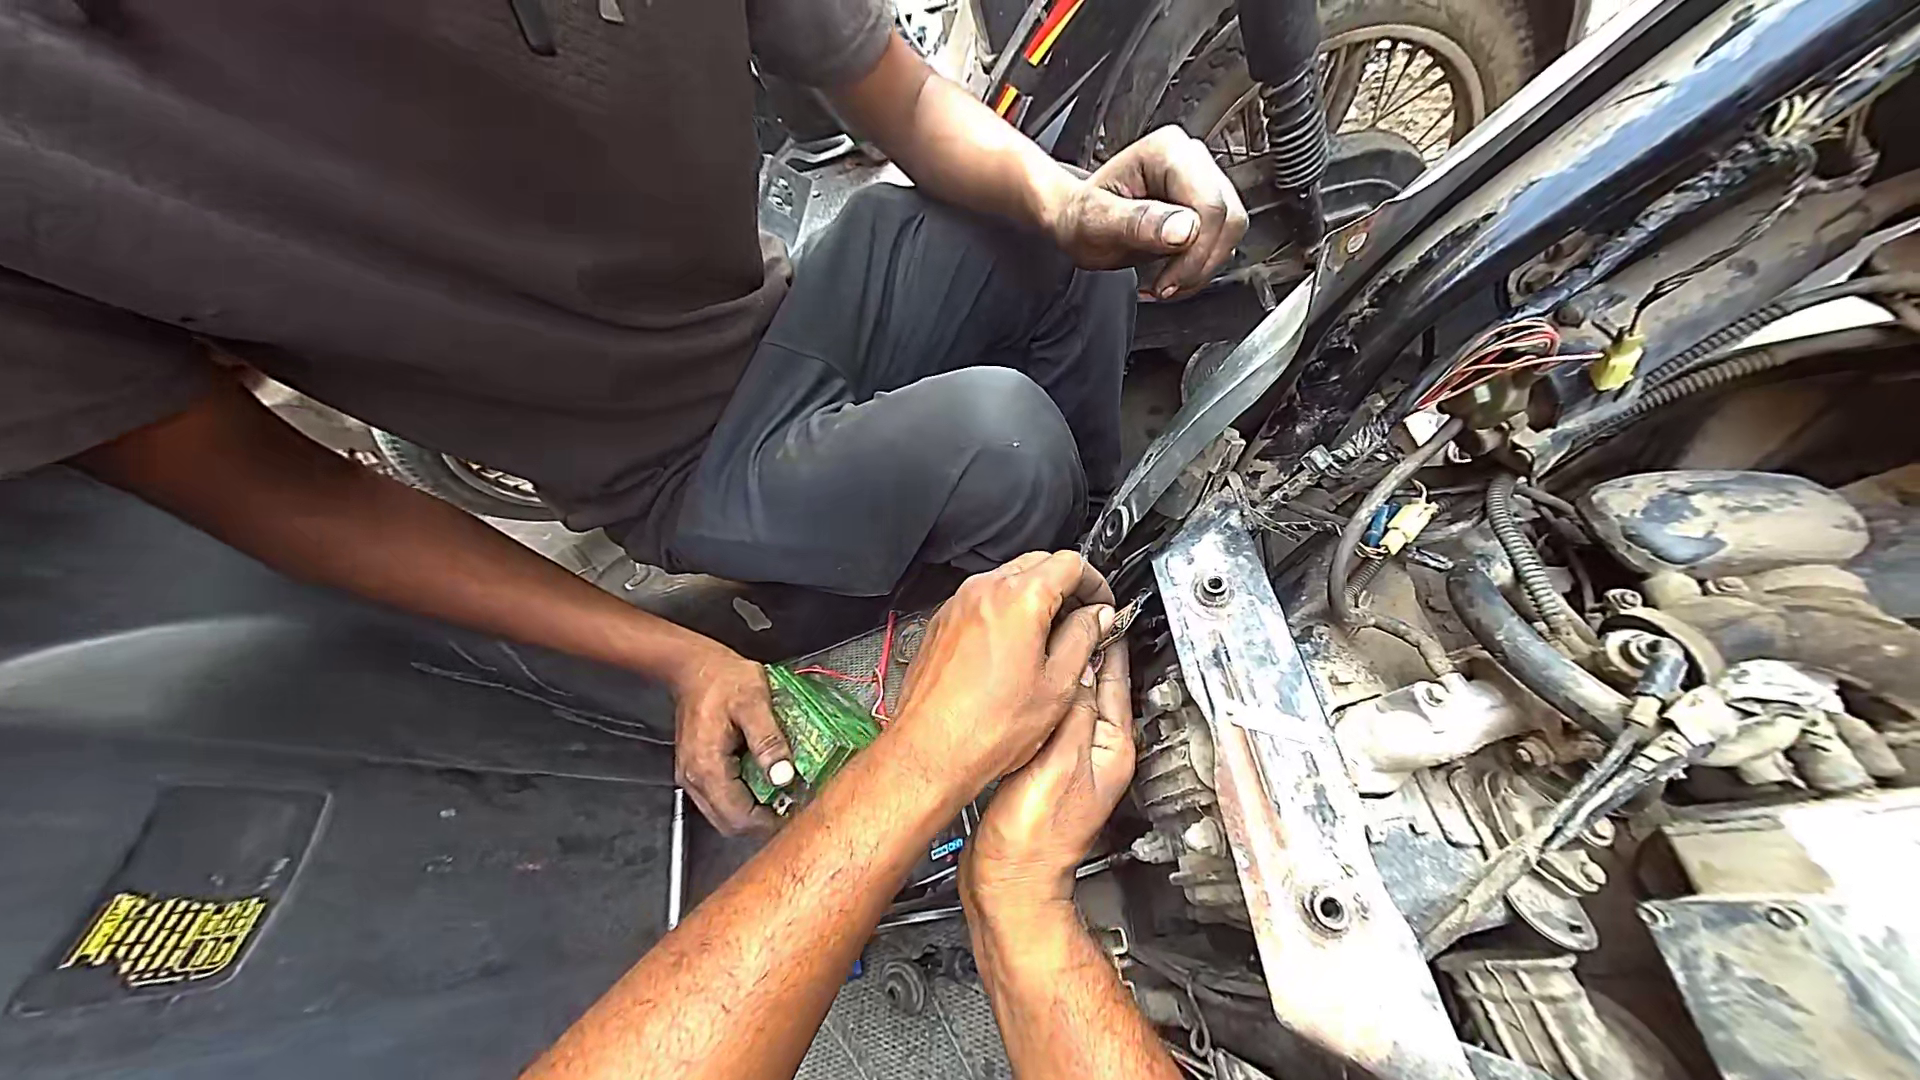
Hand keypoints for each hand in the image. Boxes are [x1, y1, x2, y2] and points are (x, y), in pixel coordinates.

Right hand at [668, 643, 791, 835]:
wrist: (696, 667)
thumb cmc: (724, 680)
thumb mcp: (755, 703)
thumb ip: (769, 740)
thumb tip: (783, 775)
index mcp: (708, 766)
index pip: (737, 817)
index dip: (768, 821)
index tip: (796, 810)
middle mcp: (695, 778)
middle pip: (729, 822)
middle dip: (762, 820)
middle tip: (793, 804)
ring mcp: (694, 775)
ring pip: (724, 812)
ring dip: (754, 810)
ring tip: (784, 793)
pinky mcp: (699, 767)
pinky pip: (722, 795)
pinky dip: (744, 796)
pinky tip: (765, 779)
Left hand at [892, 551, 1114, 796]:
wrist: (929, 749)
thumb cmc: (984, 727)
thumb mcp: (1056, 686)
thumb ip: (1083, 639)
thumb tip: (1096, 618)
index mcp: (1018, 598)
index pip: (1070, 562)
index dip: (1096, 583)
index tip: (1102, 606)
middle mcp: (984, 591)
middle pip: (1038, 563)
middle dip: (1067, 585)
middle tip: (1083, 620)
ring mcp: (959, 604)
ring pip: (1009, 579)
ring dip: (1036, 597)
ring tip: (1051, 639)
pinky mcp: (943, 620)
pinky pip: (984, 599)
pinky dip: (1006, 610)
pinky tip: (1015, 648)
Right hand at [962, 635, 1134, 908]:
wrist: (1007, 877)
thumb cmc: (1033, 836)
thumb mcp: (1057, 760)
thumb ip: (1072, 710)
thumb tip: (1080, 663)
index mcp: (1110, 746)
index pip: (1115, 676)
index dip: (1109, 638)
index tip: (1104, 607)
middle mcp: (1096, 749)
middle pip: (1096, 682)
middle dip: (1086, 646)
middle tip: (1072, 612)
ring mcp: (1071, 755)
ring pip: (1072, 696)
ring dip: (1063, 667)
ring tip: (1051, 637)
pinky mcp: (1045, 761)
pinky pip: (1051, 713)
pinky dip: (1044, 692)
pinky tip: (1029, 681)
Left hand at [1044, 126, 1247, 300]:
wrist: (1076, 221)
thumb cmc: (1081, 217)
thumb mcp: (1098, 223)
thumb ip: (1139, 224)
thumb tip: (1184, 230)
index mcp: (1167, 153)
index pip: (1209, 204)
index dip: (1194, 251)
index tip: (1164, 281)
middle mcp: (1191, 161)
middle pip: (1227, 219)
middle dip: (1197, 264)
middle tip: (1162, 286)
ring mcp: (1201, 184)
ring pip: (1229, 233)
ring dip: (1199, 270)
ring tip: (1163, 283)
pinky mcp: (1203, 210)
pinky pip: (1219, 244)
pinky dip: (1198, 270)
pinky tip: (1170, 277)